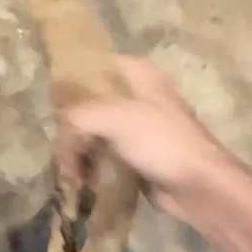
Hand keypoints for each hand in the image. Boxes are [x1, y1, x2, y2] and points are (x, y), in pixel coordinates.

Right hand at [60, 58, 242, 224]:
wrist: (199, 186)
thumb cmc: (162, 142)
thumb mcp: (115, 118)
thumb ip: (79, 117)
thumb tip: (61, 136)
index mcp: (138, 74)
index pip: (95, 65)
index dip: (72, 81)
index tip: (52, 103)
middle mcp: (139, 96)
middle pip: (91, 103)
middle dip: (72, 127)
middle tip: (60, 150)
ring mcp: (139, 128)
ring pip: (96, 133)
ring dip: (80, 152)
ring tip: (69, 173)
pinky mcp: (139, 156)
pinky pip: (106, 157)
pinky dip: (92, 168)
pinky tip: (82, 182)